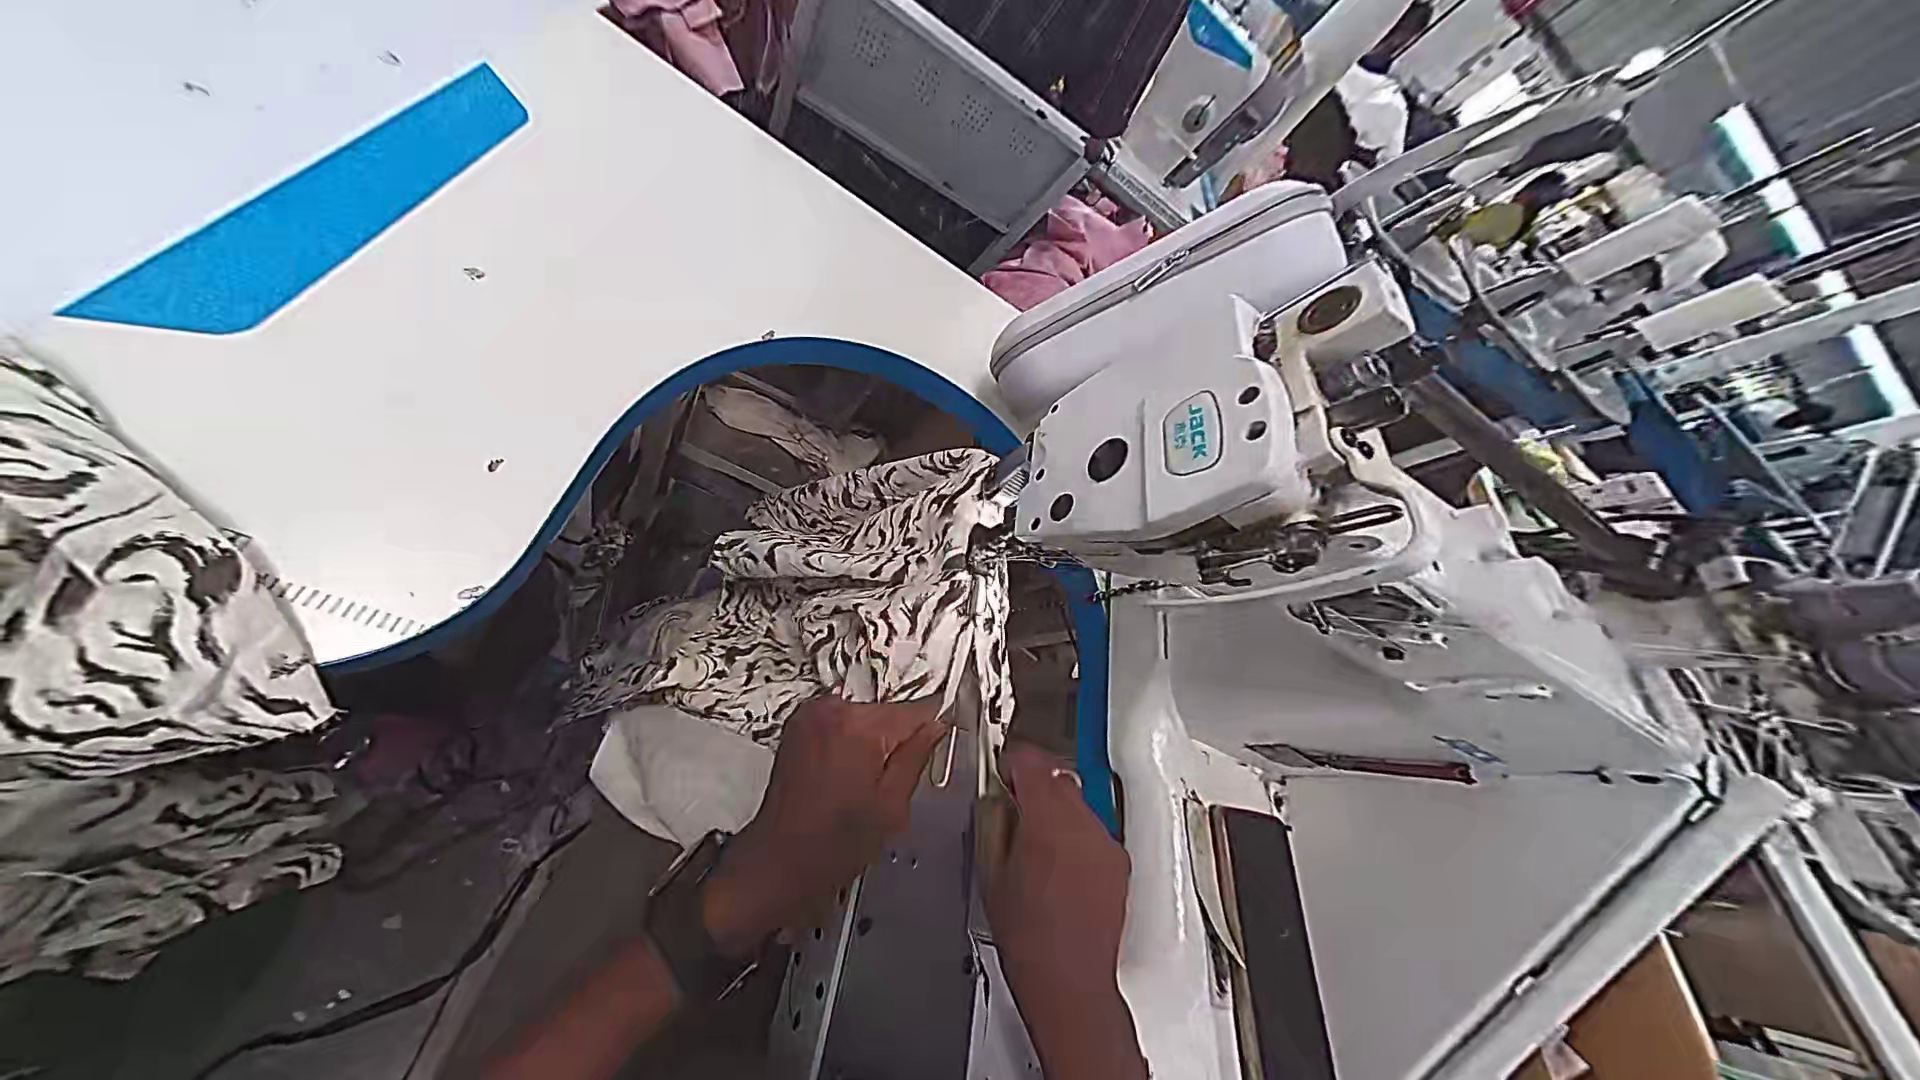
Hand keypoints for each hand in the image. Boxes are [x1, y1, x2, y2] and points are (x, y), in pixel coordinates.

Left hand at [701, 695, 947, 955]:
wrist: (778, 861)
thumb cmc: (828, 845)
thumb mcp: (891, 806)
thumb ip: (917, 756)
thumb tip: (937, 726)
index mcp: (859, 727)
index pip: (915, 710)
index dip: (930, 728)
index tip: (935, 741)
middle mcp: (832, 710)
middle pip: (888, 710)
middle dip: (898, 739)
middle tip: (890, 780)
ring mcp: (811, 715)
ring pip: (865, 714)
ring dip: (872, 738)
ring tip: (861, 781)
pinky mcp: (799, 724)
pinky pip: (840, 720)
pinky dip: (848, 739)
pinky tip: (843, 774)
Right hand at [987, 742, 1144, 1079]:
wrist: (1069, 981)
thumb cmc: (1029, 937)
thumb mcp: (991, 870)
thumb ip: (994, 821)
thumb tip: (995, 797)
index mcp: (1046, 821)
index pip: (1031, 762)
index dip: (1012, 761)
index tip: (1002, 769)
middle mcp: (1081, 824)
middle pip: (1057, 777)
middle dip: (1034, 784)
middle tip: (1013, 804)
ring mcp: (1104, 842)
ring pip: (1076, 802)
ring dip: (1056, 809)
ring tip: (1035, 842)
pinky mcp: (1117, 861)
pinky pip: (1092, 830)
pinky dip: (1075, 833)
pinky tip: (1059, 863)